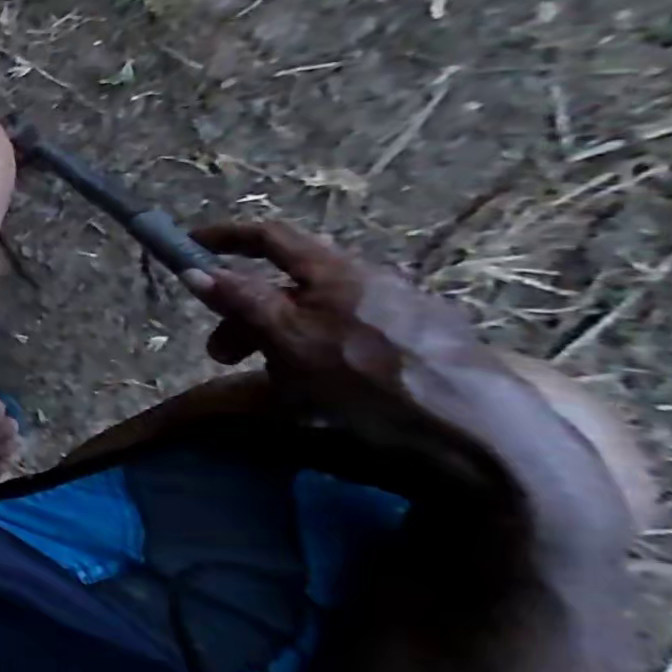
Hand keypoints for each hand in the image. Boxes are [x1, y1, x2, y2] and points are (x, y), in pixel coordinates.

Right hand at [184, 220, 486, 401]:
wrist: (481, 434)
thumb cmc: (367, 375)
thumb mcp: (287, 337)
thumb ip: (239, 300)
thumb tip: (195, 271)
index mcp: (335, 270)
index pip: (269, 236)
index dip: (224, 237)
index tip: (190, 244)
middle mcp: (371, 280)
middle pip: (289, 287)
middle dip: (245, 317)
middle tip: (220, 354)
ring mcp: (405, 315)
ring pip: (320, 319)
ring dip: (283, 346)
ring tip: (279, 390)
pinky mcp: (430, 350)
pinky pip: (355, 343)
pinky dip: (323, 361)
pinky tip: (325, 400)